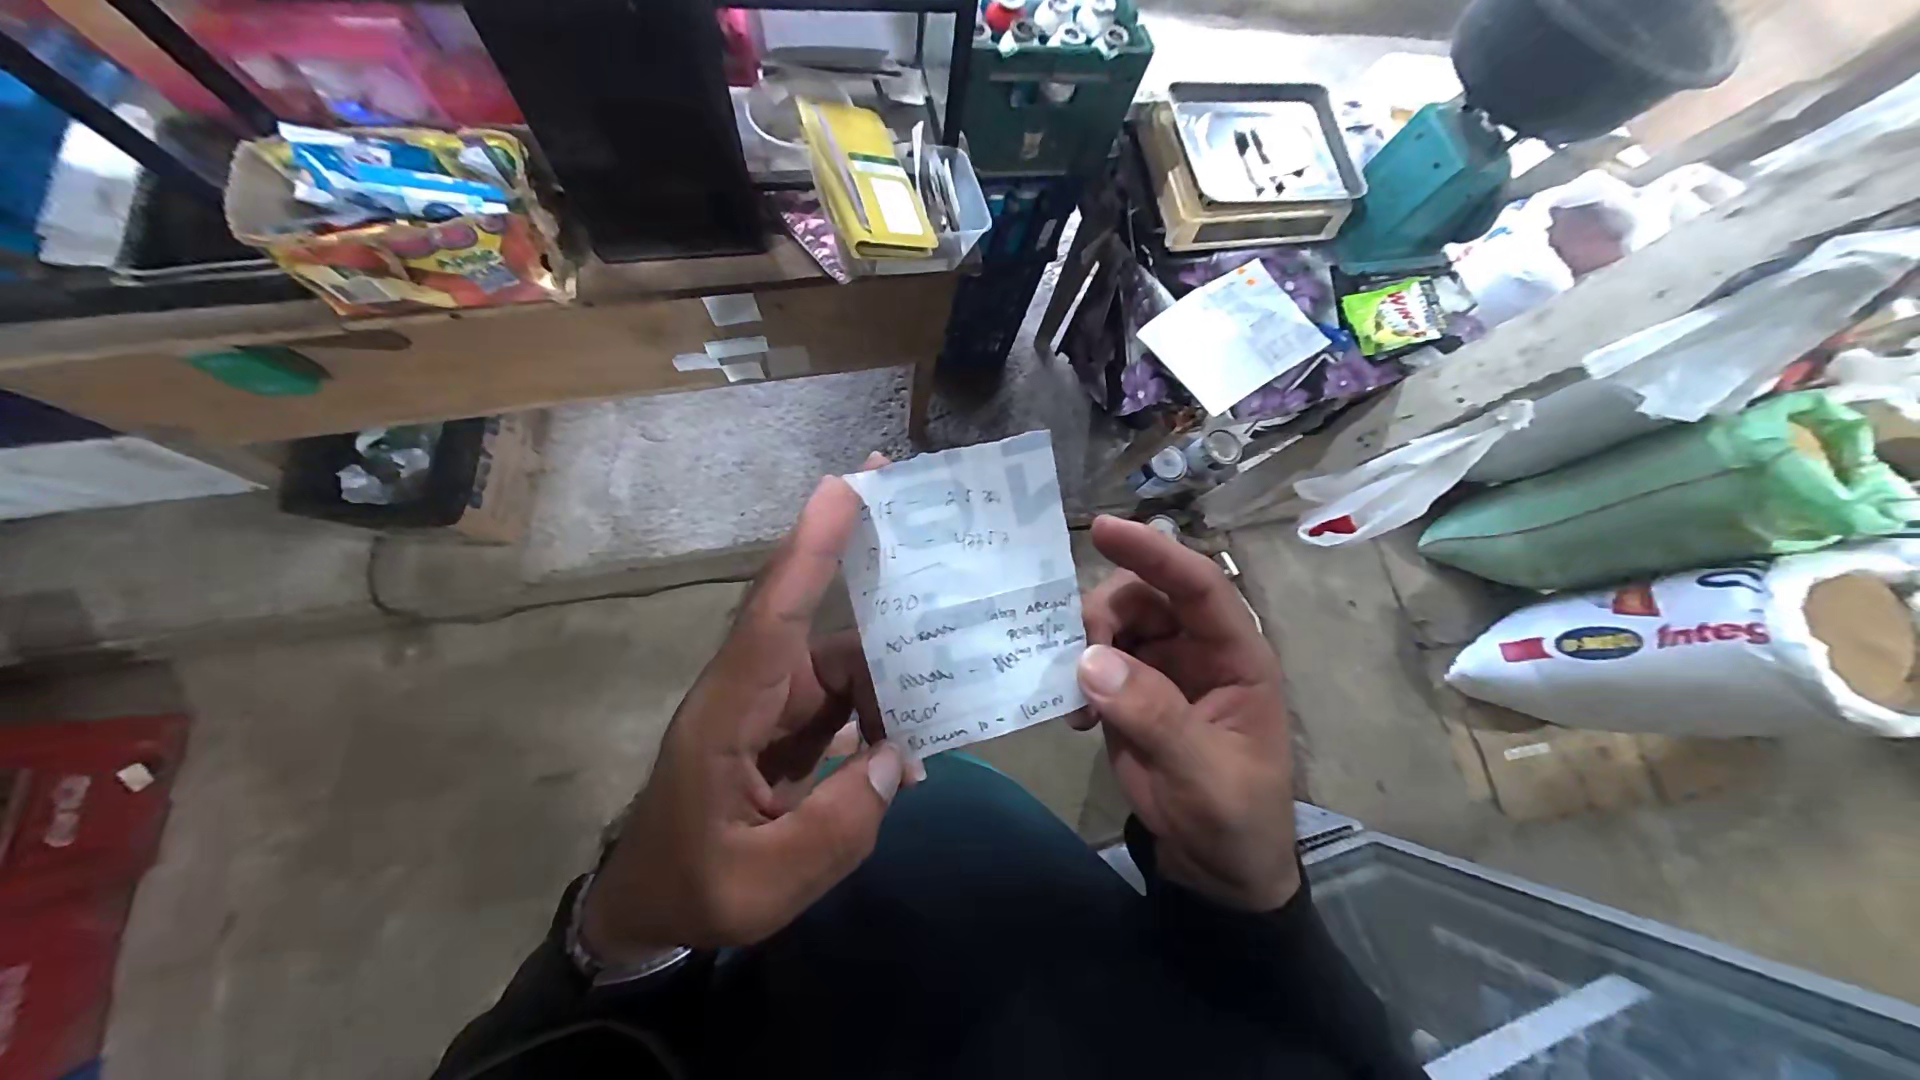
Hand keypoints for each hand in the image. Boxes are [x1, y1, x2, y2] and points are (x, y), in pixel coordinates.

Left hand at [581, 470, 904, 959]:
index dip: (809, 548)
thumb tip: (897, 758)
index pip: (772, 615)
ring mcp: (772, 705)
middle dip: (867, 582)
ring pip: (846, 666)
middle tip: (926, 540)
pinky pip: (848, 699)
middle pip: (822, 628)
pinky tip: (914, 742)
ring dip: (893, 680)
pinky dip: (883, 714)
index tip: (843, 486)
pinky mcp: (788, 724)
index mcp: (728, 713)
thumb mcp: (763, 886)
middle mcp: (752, 690)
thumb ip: (837, 826)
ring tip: (946, 692)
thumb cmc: (691, 889)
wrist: (648, 907)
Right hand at [1074, 516, 1298, 911]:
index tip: (1102, 529)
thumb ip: (1155, 717)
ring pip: (1111, 624)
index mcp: (1235, 655)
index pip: (1198, 586)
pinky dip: (1073, 673)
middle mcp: (1195, 649)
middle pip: (1142, 597)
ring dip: (1083, 644)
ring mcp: (1158, 668)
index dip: (1154, 553)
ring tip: (1077, 695)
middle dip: (1104, 614)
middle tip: (1079, 657)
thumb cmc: (1232, 819)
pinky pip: (1091, 659)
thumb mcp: (1204, 775)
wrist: (1213, 867)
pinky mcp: (1127, 691)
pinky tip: (1074, 714)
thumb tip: (1091, 660)